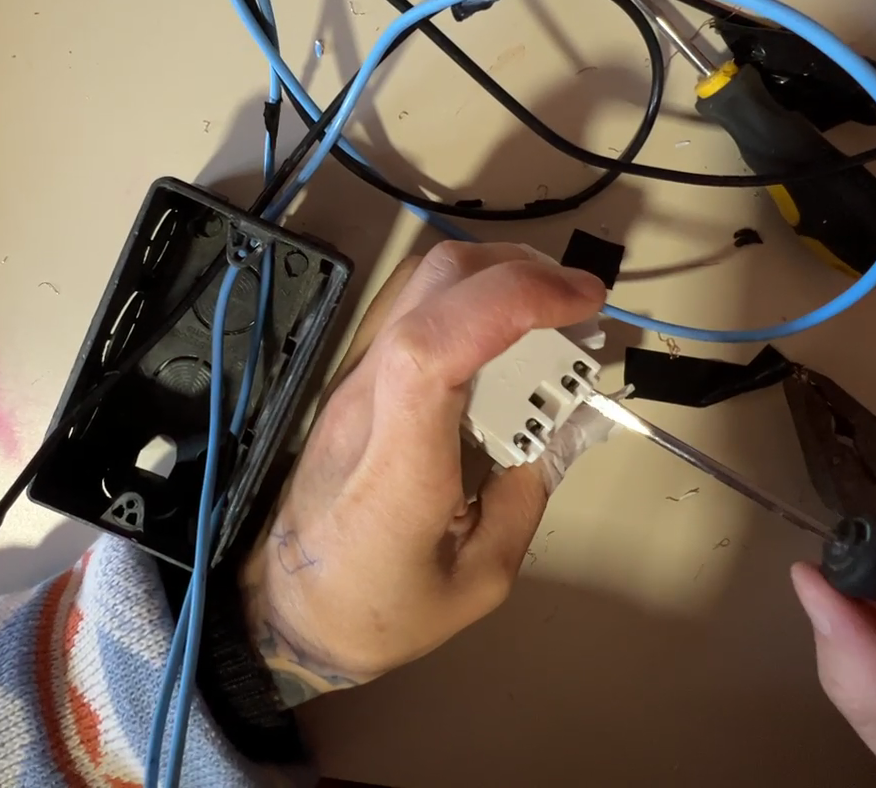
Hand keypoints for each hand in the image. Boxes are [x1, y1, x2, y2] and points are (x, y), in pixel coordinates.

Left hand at [240, 242, 606, 705]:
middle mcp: (367, 400)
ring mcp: (352, 378)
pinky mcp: (352, 373)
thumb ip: (528, 491)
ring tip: (547, 304)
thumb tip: (566, 416)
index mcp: (399, 465)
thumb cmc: (381, 606)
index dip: (510, 300)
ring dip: (492, 270)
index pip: (431, 348)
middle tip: (579, 301)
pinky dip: (465, 291)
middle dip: (518, 269)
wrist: (292, 602)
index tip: (583, 300)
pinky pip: (408, 303)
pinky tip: (500, 324)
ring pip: (416, 281)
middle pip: (428, 286)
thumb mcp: (480, 578)